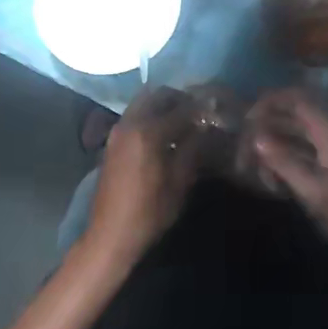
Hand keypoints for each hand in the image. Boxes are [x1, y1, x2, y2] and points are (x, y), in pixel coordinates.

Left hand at [83, 87, 202, 264]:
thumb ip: (193, 150)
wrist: (111, 232)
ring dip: (162, 105)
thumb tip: (207, 130)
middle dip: (179, 99)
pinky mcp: (112, 140)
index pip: (181, 108)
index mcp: (148, 131)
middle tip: (198, 113)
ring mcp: (117, 129)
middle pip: (157, 95)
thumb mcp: (179, 183)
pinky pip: (133, 115)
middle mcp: (130, 122)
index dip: (201, 109)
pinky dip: (149, 115)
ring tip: (183, 123)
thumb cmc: (150, 212)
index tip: (216, 111)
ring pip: (142, 103)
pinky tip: (164, 134)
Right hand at [245, 89, 327, 254]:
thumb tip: (256, 139)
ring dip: (270, 147)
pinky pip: (297, 152)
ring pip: (291, 135)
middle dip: (264, 129)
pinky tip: (271, 183)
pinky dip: (281, 161)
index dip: (269, 102)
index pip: (296, 99)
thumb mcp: (315, 193)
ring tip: (254, 171)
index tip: (247, 120)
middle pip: (290, 116)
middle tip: (244, 153)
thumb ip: (285, 163)